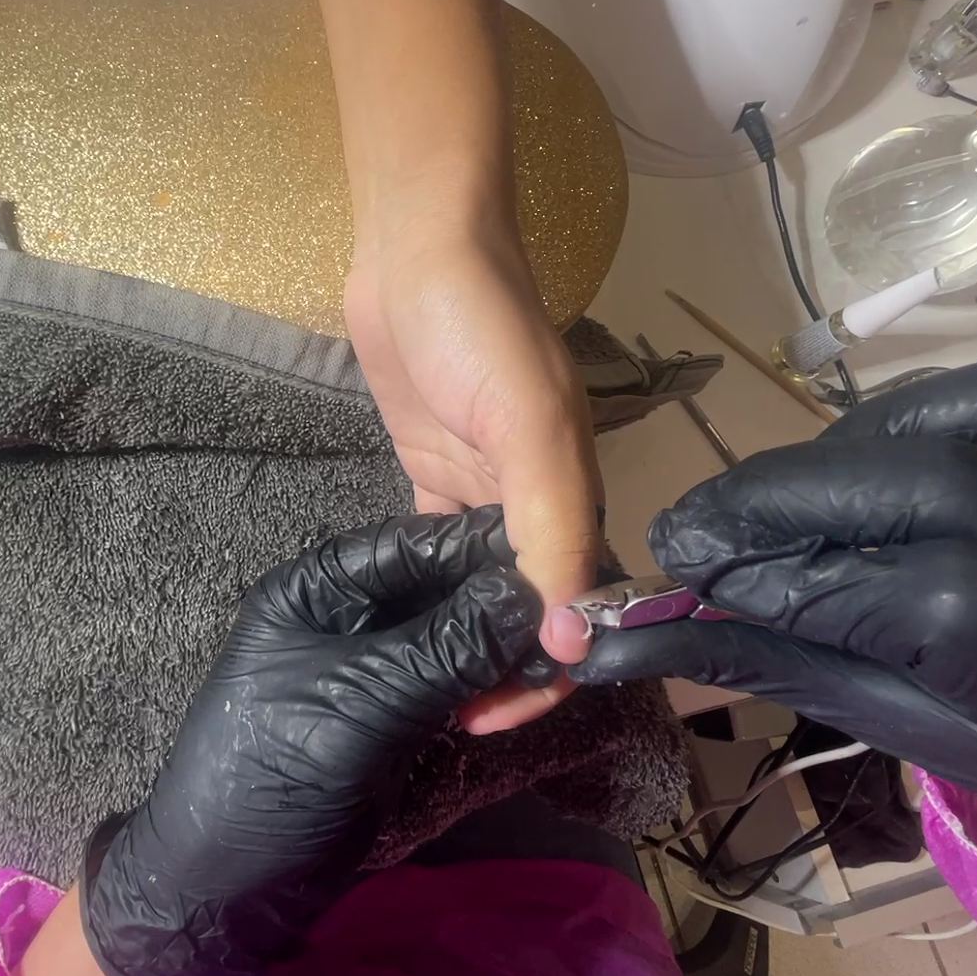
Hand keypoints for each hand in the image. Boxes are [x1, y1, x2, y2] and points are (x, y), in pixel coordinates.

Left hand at [80, 508, 542, 975]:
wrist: (232, 881)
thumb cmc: (275, 772)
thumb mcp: (361, 703)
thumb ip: (447, 646)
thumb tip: (534, 595)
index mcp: (318, 584)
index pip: (416, 544)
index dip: (487, 549)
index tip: (566, 563)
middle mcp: (347, 608)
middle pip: (441, 586)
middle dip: (502, 602)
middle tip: (577, 626)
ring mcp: (372, 659)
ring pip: (454, 633)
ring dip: (502, 647)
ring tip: (560, 669)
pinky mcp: (392, 704)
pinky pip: (451, 676)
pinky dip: (487, 683)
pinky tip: (526, 693)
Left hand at [344, 227, 601, 729]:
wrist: (415, 255)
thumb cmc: (478, 329)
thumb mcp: (527, 422)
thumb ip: (551, 524)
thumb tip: (573, 636)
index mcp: (568, 497)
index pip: (576, 607)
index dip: (548, 670)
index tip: (496, 720)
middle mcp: (530, 503)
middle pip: (527, 605)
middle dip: (498, 665)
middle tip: (449, 718)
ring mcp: (478, 489)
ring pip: (480, 582)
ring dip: (459, 633)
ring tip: (421, 686)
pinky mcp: (431, 473)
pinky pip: (432, 546)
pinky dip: (423, 586)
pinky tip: (400, 621)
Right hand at [580, 341, 976, 826]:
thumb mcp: (901, 723)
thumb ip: (766, 666)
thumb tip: (616, 645)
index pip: (935, 605)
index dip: (793, 580)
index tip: (692, 574)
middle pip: (935, 492)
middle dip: (779, 502)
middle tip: (692, 525)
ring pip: (955, 430)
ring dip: (825, 462)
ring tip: (770, 503)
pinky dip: (897, 415)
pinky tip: (854, 455)